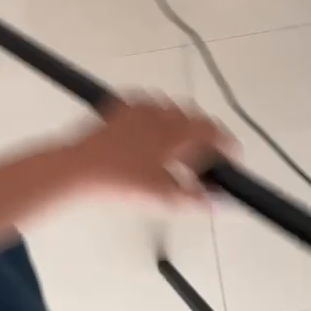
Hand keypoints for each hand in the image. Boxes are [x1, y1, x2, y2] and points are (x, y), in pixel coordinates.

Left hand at [50, 94, 233, 203]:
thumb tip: (227, 206)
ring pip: (169, 107)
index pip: (214, 131)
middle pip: (194, 116)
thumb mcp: (166, 197)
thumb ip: (201, 200)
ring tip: (177, 148)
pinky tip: (149, 133)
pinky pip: (143, 104)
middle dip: (203, 136)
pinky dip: (153, 115)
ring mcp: (135, 108)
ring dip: (179, 124)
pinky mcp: (116, 109)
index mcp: (176, 132)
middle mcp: (159, 114)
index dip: (227, 146)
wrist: (79, 169)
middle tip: (204, 158)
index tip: (231, 159)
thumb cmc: (121, 182)